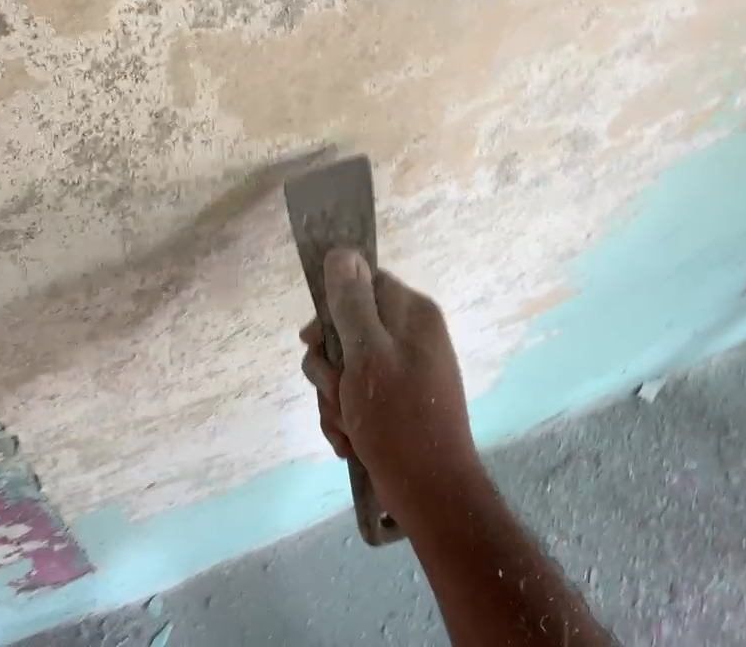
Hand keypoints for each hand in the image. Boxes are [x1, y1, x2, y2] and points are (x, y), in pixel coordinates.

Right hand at [300, 248, 480, 523]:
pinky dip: (345, 417)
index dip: (331, 310)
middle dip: (329, 366)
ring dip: (333, 398)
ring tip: (347, 425)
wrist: (430, 494)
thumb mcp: (367, 354)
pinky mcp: (393, 401)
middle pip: (345, 327)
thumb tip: (340, 251)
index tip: (315, 340)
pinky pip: (353, 395)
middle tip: (336, 391)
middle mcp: (409, 335)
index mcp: (412, 314)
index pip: (360, 283)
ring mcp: (402, 369)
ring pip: (343, 366)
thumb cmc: (399, 419)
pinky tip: (350, 440)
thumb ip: (350, 302)